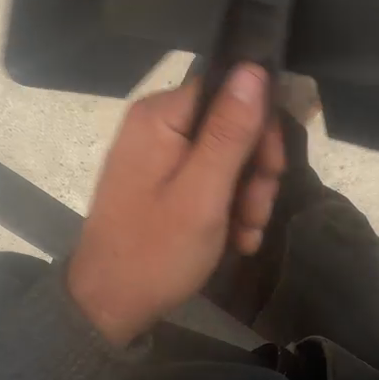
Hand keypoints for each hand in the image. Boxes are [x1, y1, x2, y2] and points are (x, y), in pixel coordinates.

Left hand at [67, 64, 285, 345]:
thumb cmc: (154, 252)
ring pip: (229, 153)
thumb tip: (253, 68)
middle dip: (256, 169)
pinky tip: (237, 236)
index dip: (259, 127)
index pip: (231, 92)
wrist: (107, 311)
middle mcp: (159, 123)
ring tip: (247, 232)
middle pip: (233, 124)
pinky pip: (212, 174)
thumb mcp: (203, 193)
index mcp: (161, 116)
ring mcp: (160, 151)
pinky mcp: (165, 177)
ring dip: (248, 193)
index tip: (271, 170)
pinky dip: (230, 204)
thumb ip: (230, 131)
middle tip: (258, 210)